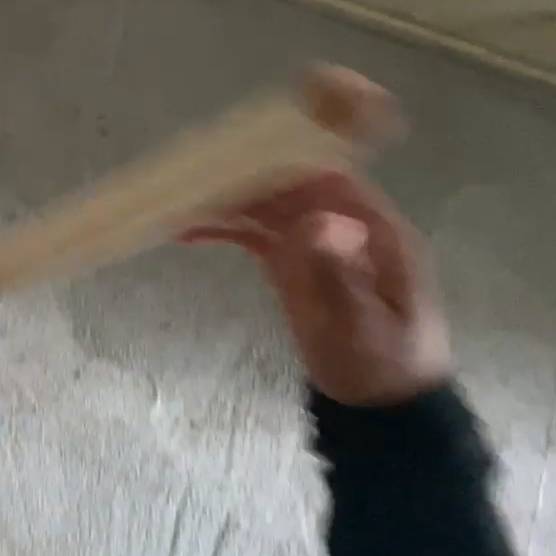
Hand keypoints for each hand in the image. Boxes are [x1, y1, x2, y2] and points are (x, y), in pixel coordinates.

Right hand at [185, 172, 451, 405]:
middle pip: (290, 189)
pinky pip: (253, 235)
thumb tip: (318, 219)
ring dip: (226, 203)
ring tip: (178, 203)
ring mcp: (316, 244)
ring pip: (266, 208)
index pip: (329, 179)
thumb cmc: (377, 359)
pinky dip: (223, 229)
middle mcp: (343, 228)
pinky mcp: (291, 263)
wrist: (376, 400)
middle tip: (191, 180)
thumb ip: (336, 270)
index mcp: (374, 232)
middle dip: (243, 180)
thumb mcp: (357, 319)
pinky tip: (187, 232)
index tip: (239, 155)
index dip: (287, 163)